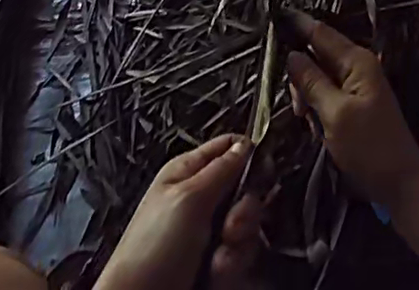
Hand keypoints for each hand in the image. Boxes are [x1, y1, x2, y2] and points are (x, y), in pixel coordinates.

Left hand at [94, 134, 264, 289]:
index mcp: (189, 172)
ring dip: (239, 246)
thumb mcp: (188, 200)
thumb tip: (246, 143)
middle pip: (245, 189)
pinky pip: (240, 256)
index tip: (263, 172)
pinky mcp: (215, 263)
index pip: (228, 146)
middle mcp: (202, 198)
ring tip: (218, 263)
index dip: (250, 155)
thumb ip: (222, 169)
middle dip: (245, 212)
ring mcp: (208, 233)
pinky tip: (216, 276)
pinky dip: (233, 267)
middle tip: (230, 229)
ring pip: (247, 226)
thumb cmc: (154, 249)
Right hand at [285, 11, 418, 209]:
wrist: (401, 185)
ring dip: (308, 96)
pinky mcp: (354, 103)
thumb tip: (291, 54)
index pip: (321, 32)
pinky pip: (326, 94)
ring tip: (310, 122)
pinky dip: (317, 108)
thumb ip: (312, 81)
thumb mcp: (335, 114)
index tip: (272, 19)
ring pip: (319, 76)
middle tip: (298, 107)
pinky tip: (318, 128)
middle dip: (301, 76)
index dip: (297, 25)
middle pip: (317, 54)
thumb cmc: (369, 148)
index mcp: (357, 60)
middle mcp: (357, 65)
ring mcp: (357, 84)